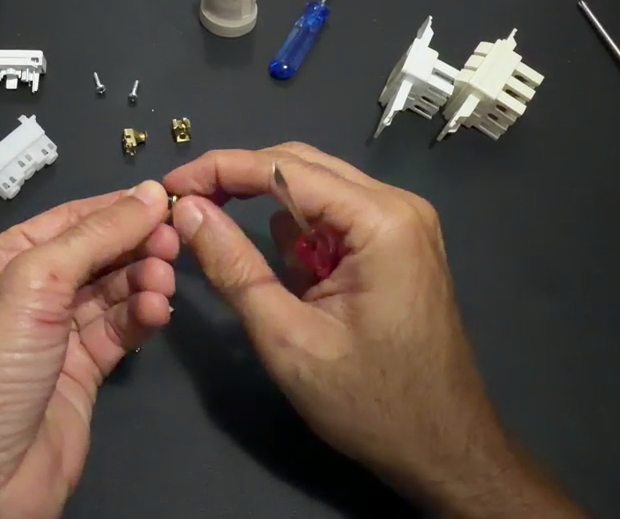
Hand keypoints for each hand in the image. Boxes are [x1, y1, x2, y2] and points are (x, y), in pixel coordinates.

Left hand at [0, 181, 178, 518]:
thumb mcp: (35, 282)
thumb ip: (96, 236)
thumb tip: (150, 192)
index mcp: (6, 258)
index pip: (71, 218)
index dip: (118, 207)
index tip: (167, 198)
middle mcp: (31, 290)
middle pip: (96, 252)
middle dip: (135, 243)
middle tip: (175, 242)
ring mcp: (57, 333)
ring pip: (112, 290)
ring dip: (142, 280)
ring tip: (164, 282)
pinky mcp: (82, 371)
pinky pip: (118, 329)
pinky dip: (141, 315)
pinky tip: (158, 310)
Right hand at [163, 144, 580, 518]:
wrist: (448, 454)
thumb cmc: (371, 404)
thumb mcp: (288, 339)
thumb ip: (234, 267)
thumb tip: (187, 209)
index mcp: (380, 220)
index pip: (283, 167)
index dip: (220, 168)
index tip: (172, 184)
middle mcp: (396, 204)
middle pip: (299, 164)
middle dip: (239, 180)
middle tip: (187, 204)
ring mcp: (401, 221)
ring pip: (313, 186)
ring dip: (268, 207)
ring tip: (228, 240)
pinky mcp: (397, 241)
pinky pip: (332, 213)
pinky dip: (298, 232)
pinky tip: (291, 273)